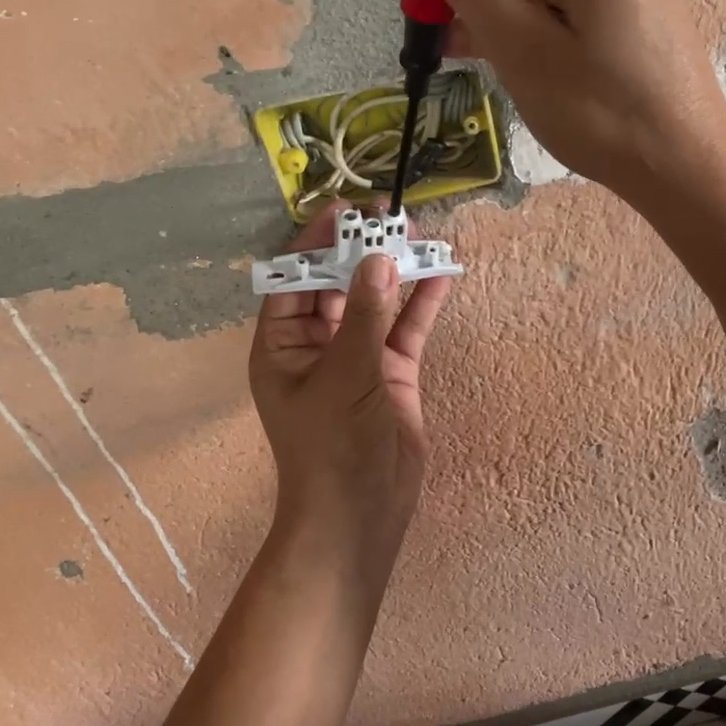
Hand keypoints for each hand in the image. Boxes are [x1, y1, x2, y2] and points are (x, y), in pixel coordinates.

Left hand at [248, 202, 452, 562]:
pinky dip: (422, 303)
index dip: (315, 244)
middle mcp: (317, 346)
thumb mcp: (346, 376)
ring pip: (376, 303)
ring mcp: (358, 359)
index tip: (345, 210)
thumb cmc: (333, 446)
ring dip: (395, 271)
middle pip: (338, 286)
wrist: (361, 515)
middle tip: (388, 214)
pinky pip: (406, 329)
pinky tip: (442, 273)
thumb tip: (379, 258)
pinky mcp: (392, 374)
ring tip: (418, 233)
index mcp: (283, 346)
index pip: (294, 281)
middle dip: (360, 251)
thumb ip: (366, 316)